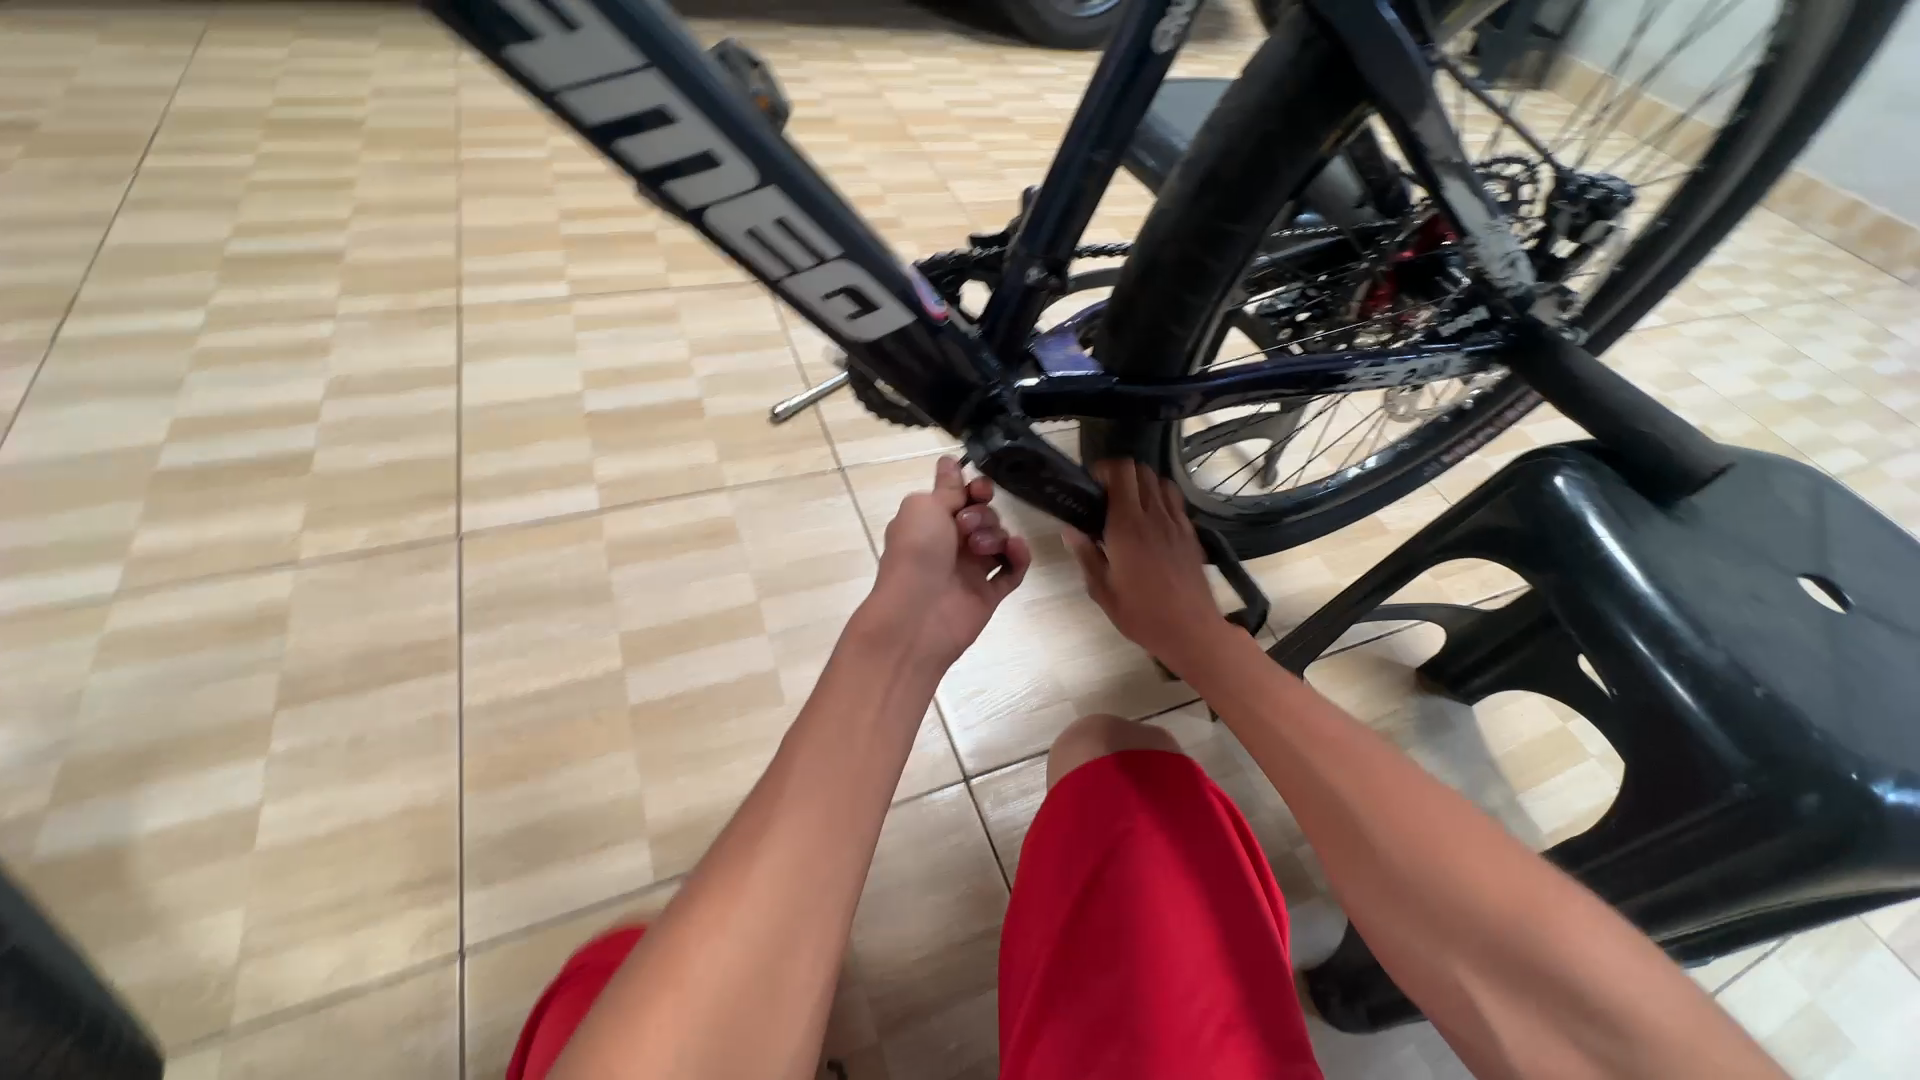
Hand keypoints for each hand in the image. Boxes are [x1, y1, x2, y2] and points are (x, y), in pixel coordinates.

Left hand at [864, 456, 1031, 670]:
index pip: (962, 497)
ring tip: (981, 549)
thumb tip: (949, 461)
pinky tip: (1015, 551)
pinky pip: (1013, 569)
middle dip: (983, 514)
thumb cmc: (915, 554)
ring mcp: (971, 569)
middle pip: (984, 515)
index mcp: (930, 522)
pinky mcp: (989, 593)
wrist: (915, 616)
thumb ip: (945, 488)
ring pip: (1000, 539)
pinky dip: (1018, 557)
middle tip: (967, 527)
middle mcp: (950, 543)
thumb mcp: (924, 508)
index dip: (975, 489)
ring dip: (996, 535)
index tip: (980, 491)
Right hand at [1064, 460, 1232, 677]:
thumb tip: (1070, 530)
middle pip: (1141, 471)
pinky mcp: (1191, 533)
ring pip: (1161, 482)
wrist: (1191, 630)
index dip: (1104, 469)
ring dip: (1143, 485)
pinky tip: (1151, 522)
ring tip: (1130, 505)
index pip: (1121, 472)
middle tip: (1106, 495)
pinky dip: (1161, 500)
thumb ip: (1086, 555)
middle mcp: (1154, 516)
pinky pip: (1175, 502)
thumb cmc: (1141, 614)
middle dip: (1121, 475)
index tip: (1091, 483)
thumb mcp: (1102, 590)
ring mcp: (1176, 523)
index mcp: (1127, 527)